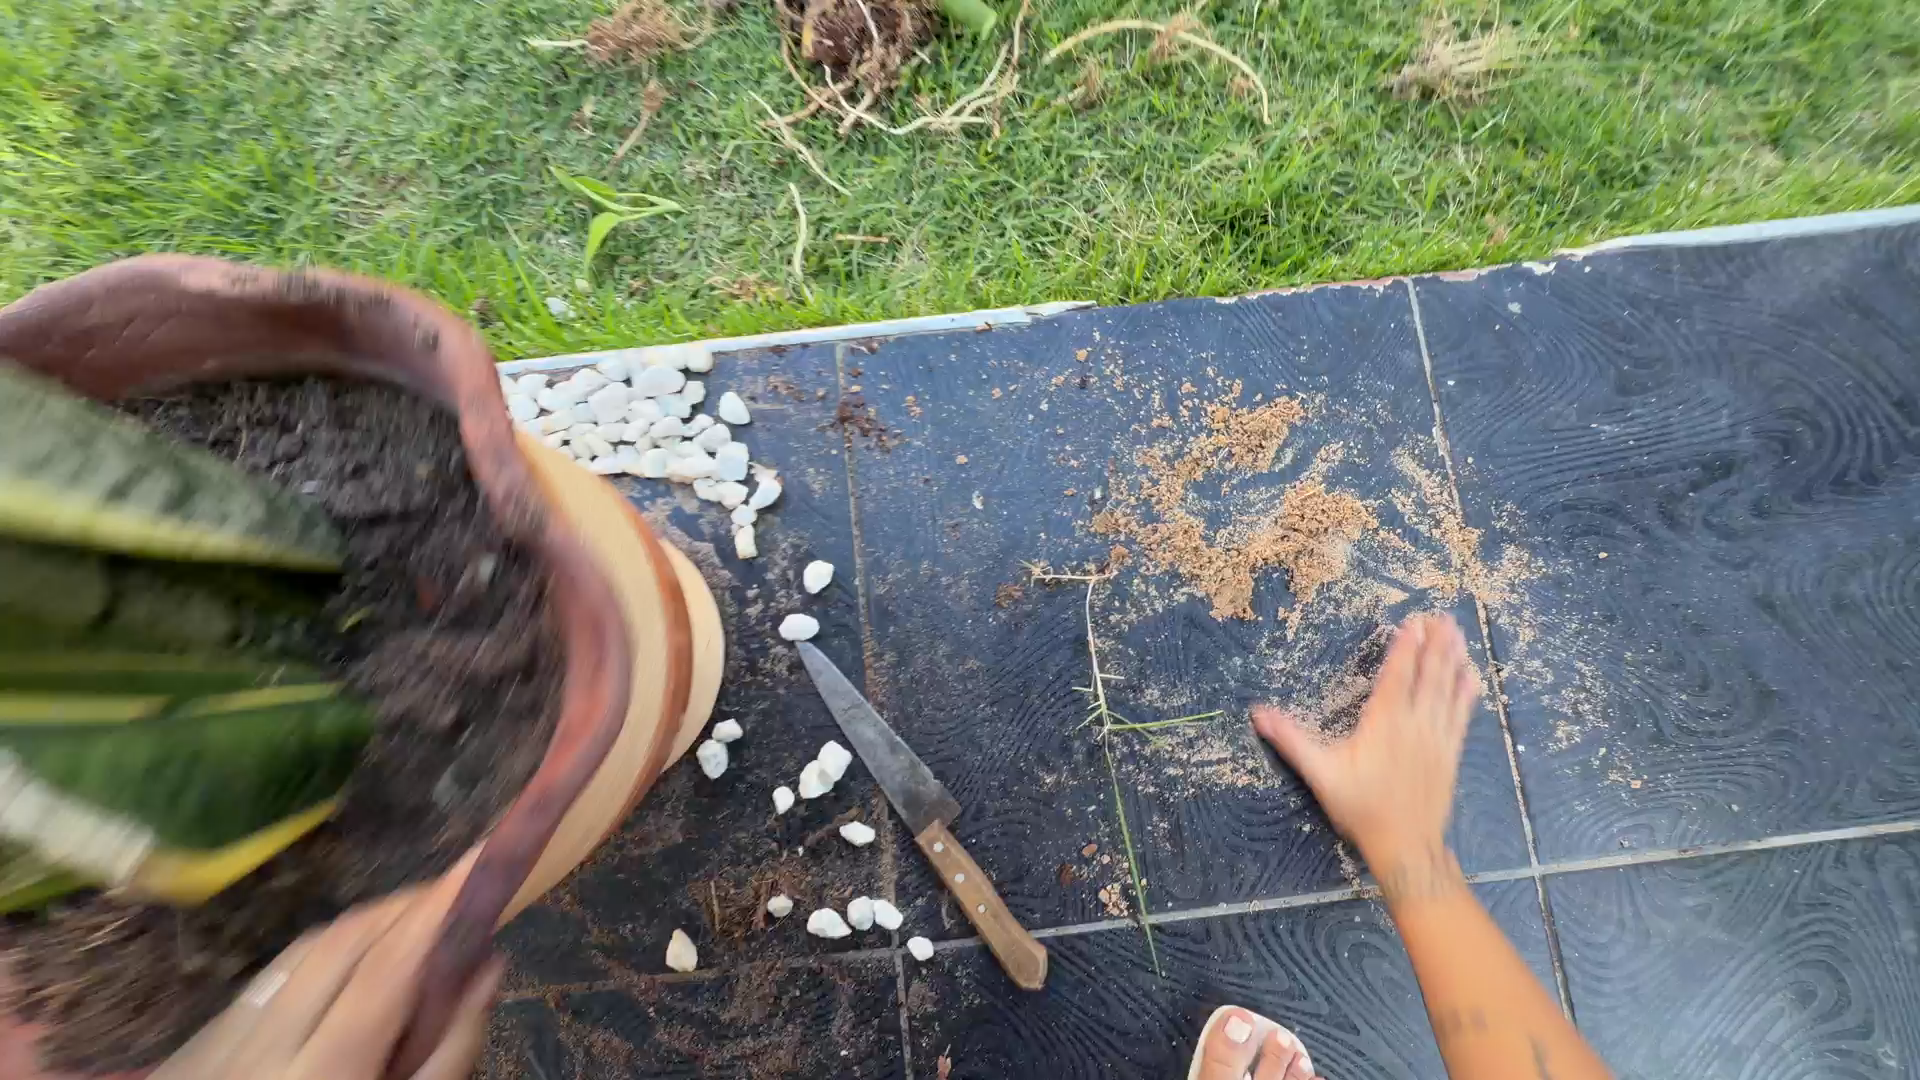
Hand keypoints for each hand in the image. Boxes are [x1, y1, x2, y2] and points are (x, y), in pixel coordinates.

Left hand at [153, 862, 502, 1079]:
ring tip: (419, 929)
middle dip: (414, 905)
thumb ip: (454, 1047)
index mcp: (321, 1077)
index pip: (388, 966)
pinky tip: (358, 966)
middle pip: (348, 940)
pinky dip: (333, 951)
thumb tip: (489, 960)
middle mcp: (257, 1054)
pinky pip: (277, 973)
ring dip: (376, 923)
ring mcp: (215, 1049)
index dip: (440, 903)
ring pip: (311, 947)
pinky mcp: (195, 1048)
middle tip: (465, 899)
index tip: (486, 854)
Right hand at [1254, 613, 1478, 872]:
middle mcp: (1414, 725)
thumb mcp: (1320, 773)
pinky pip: (1461, 715)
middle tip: (1443, 617)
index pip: (1396, 678)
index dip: (1405, 650)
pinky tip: (1473, 676)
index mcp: (1383, 724)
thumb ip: (1291, 740)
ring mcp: (1436, 738)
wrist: (1406, 846)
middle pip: (1427, 677)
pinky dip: (1466, 693)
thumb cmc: (1360, 807)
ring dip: (1453, 660)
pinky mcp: (1449, 752)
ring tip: (1459, 634)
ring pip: (1448, 691)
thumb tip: (1258, 713)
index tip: (1413, 624)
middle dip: (1434, 645)